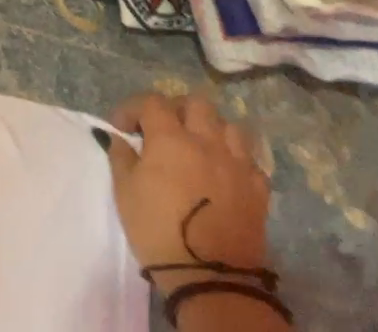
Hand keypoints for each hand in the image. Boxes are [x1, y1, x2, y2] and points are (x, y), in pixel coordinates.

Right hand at [106, 94, 270, 277]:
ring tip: (196, 146)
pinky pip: (250, 158)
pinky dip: (234, 156)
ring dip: (209, 128)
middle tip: (161, 128)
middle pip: (197, 104)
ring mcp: (238, 164)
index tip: (121, 128)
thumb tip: (118, 137)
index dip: (132, 108)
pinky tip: (222, 171)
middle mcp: (207, 143)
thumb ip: (121, 156)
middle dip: (175, 109)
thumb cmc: (157, 229)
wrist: (210, 275)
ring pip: (230, 126)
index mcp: (171, 139)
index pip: (152, 102)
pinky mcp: (259, 188)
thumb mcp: (125, 190)